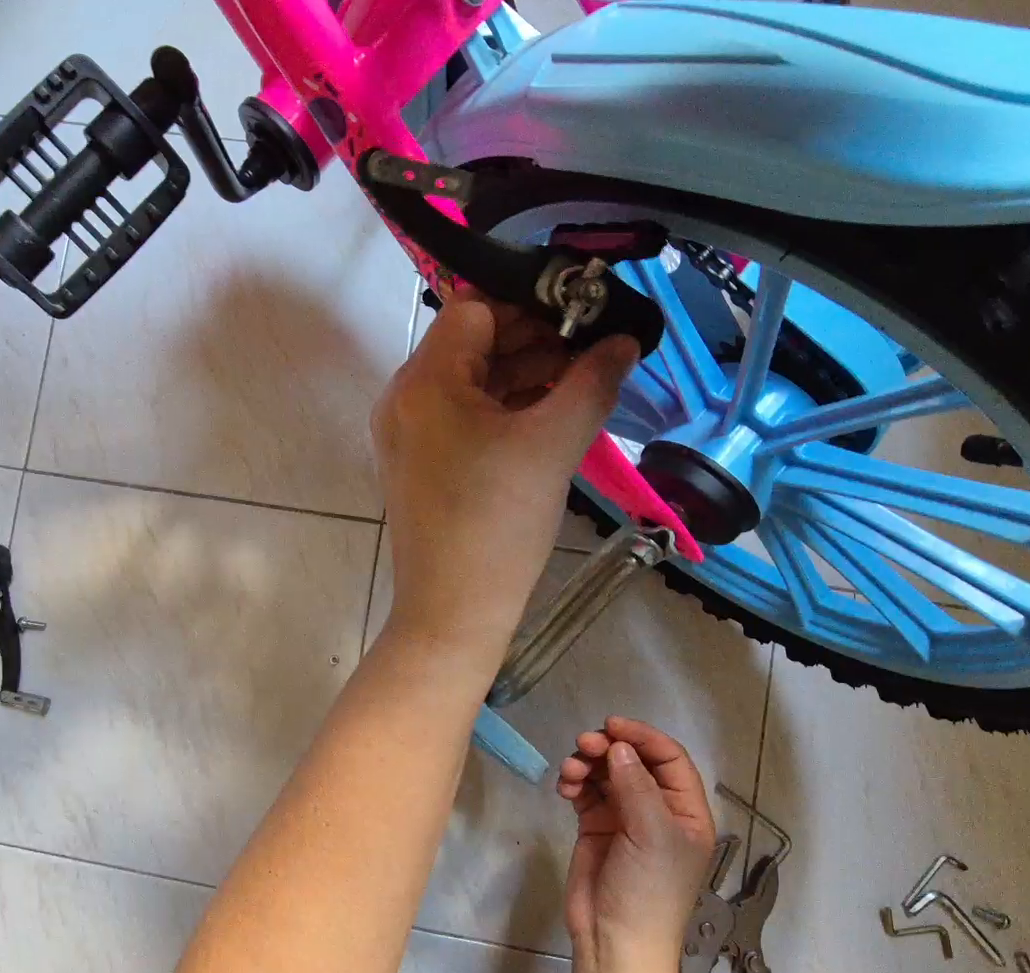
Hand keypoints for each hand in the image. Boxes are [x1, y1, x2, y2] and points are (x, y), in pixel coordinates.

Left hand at [372, 286, 639, 656]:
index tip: (582, 316)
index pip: (474, 308)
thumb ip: (592, 382)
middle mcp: (405, 398)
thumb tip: (624, 341)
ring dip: (522, 376)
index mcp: (425, 381)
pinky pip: (463, 417)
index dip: (530, 305)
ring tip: (579, 384)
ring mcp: (407, 434)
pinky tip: (548, 418)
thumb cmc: (498, 523)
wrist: (452, 611)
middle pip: (471, 344)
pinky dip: (503, 410)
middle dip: (532, 341)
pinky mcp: (418, 464)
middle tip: (591, 350)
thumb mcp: (553, 445)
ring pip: (469, 382)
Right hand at [557, 715, 717, 962]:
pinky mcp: (595, 826)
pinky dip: (574, 783)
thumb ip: (636, 785)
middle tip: (584, 744)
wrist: (615, 942)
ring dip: (586, 764)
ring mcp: (624, 817)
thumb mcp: (652, 835)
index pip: (669, 758)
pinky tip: (565, 789)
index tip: (612, 725)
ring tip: (570, 773)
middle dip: (609, 747)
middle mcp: (657, 809)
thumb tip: (618, 746)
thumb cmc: (648, 891)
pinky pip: (585, 790)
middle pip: (633, 760)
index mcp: (686, 811)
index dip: (643, 736)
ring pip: (605, 771)